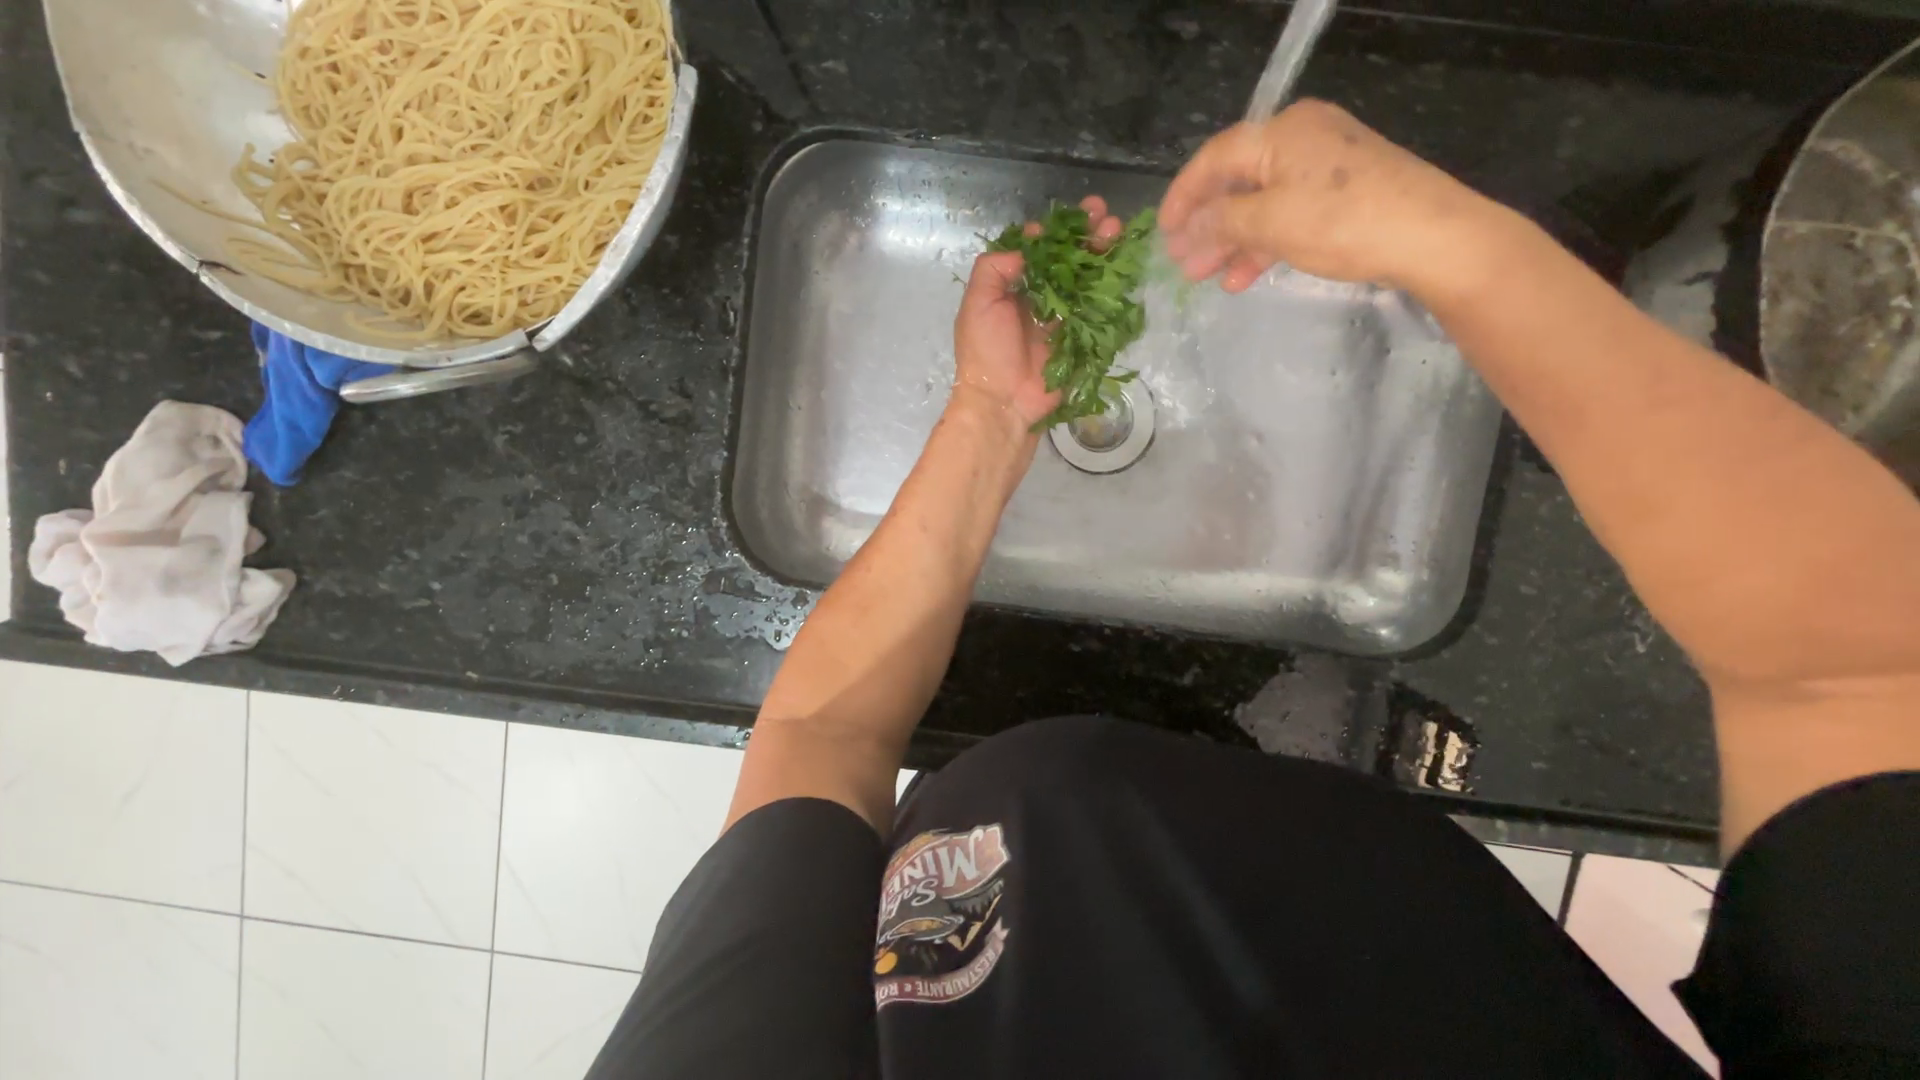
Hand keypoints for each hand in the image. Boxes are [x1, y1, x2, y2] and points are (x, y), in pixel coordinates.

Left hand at [951, 196, 1124, 433]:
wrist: (1004, 402)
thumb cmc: (986, 352)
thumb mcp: (977, 303)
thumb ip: (994, 269)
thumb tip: (1027, 246)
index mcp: (1013, 288)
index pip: (1036, 251)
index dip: (1050, 233)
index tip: (1057, 225)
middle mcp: (1040, 298)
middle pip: (1067, 258)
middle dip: (1084, 234)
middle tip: (1101, 211)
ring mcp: (1064, 317)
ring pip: (1087, 276)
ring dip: (1102, 250)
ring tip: (1115, 227)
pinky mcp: (1083, 336)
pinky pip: (1100, 306)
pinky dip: (1113, 283)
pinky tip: (1122, 260)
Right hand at [1159, 100, 1501, 295]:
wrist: (1429, 236)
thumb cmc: (1342, 221)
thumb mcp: (1271, 222)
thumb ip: (1222, 222)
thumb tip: (1190, 227)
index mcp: (1281, 132)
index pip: (1214, 158)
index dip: (1183, 196)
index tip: (1162, 231)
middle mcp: (1301, 140)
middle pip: (1237, 183)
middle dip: (1206, 225)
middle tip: (1180, 262)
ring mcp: (1323, 168)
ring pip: (1261, 204)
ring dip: (1230, 241)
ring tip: (1205, 276)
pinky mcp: (1342, 194)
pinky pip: (1287, 215)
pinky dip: (1262, 243)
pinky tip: (1242, 276)